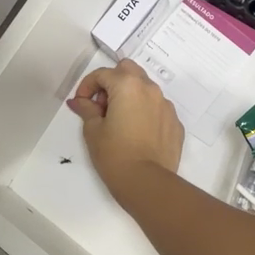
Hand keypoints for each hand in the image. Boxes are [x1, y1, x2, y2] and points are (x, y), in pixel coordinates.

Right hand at [66, 60, 182, 194]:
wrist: (147, 183)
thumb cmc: (114, 154)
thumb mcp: (93, 130)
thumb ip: (86, 109)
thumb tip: (78, 101)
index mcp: (127, 85)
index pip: (102, 74)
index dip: (87, 86)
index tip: (81, 103)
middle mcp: (149, 88)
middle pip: (128, 70)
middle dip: (112, 82)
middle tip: (103, 105)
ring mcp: (166, 105)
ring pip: (145, 88)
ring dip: (131, 96)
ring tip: (121, 120)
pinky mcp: (176, 123)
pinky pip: (157, 108)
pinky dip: (146, 112)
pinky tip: (138, 133)